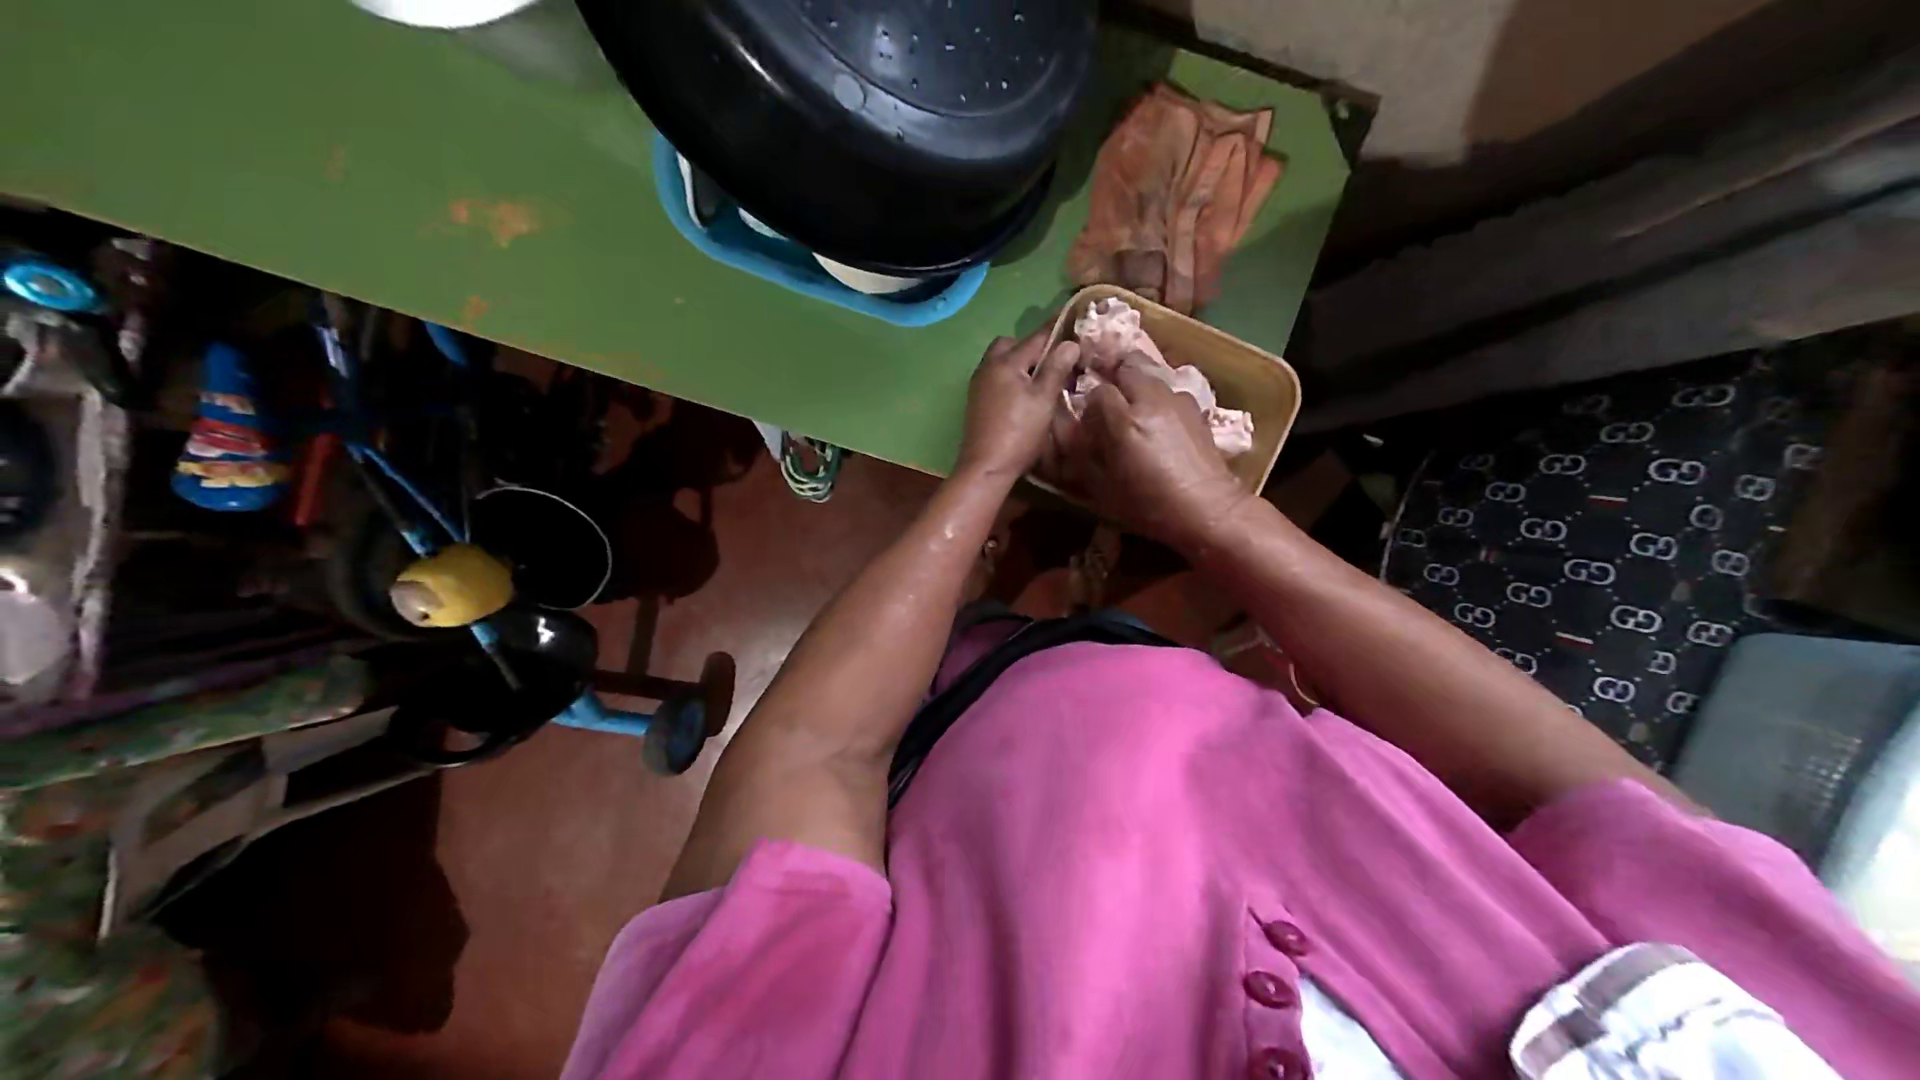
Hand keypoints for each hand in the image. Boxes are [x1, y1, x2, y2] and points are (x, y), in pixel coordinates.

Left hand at [955, 329, 1080, 482]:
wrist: (986, 466)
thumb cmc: (1019, 432)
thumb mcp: (1043, 400)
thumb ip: (1056, 369)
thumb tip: (1070, 343)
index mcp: (1006, 362)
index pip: (1036, 337)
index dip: (1057, 331)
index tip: (1074, 323)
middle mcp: (988, 366)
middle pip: (1011, 344)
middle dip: (1032, 348)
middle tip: (1052, 363)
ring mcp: (979, 384)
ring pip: (1001, 361)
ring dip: (1020, 364)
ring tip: (1041, 381)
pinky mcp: (977, 401)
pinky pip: (996, 377)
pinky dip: (1011, 378)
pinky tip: (1024, 395)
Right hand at [1042, 351, 1248, 554]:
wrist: (1207, 510)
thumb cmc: (1149, 506)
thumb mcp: (1103, 488)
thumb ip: (1083, 453)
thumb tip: (1069, 429)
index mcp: (1126, 422)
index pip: (1098, 392)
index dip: (1090, 407)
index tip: (1090, 425)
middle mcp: (1153, 401)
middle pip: (1127, 367)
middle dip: (1114, 381)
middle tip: (1108, 406)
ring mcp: (1178, 400)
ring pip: (1151, 375)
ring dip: (1137, 387)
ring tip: (1133, 413)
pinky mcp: (1197, 407)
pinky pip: (1169, 391)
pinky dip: (1157, 399)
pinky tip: (1158, 423)